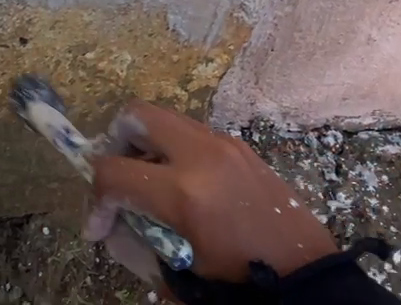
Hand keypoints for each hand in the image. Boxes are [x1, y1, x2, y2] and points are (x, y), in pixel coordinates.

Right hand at [86, 102, 337, 284]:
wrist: (306, 276)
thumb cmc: (240, 284)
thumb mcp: (178, 276)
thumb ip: (134, 244)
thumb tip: (110, 224)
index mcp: (185, 191)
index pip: (113, 173)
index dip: (94, 201)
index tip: (97, 228)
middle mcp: (202, 153)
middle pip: (136, 116)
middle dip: (114, 145)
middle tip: (115, 181)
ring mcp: (223, 142)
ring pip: (165, 119)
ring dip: (145, 147)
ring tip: (148, 188)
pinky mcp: (239, 144)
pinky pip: (191, 133)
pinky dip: (173, 150)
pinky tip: (181, 187)